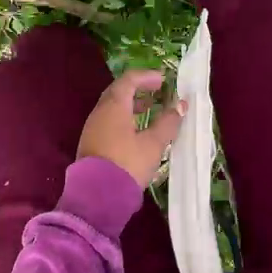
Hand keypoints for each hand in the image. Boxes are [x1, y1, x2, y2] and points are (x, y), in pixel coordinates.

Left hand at [78, 69, 184, 187]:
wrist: (96, 196)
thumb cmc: (127, 163)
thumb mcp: (153, 144)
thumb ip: (167, 122)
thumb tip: (180, 105)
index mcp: (114, 105)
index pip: (129, 80)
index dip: (146, 76)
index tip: (162, 79)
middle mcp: (100, 111)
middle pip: (118, 91)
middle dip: (138, 88)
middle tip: (156, 91)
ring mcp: (93, 127)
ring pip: (112, 106)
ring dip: (131, 104)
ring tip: (149, 109)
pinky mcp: (90, 142)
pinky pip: (108, 119)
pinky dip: (123, 117)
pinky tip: (135, 130)